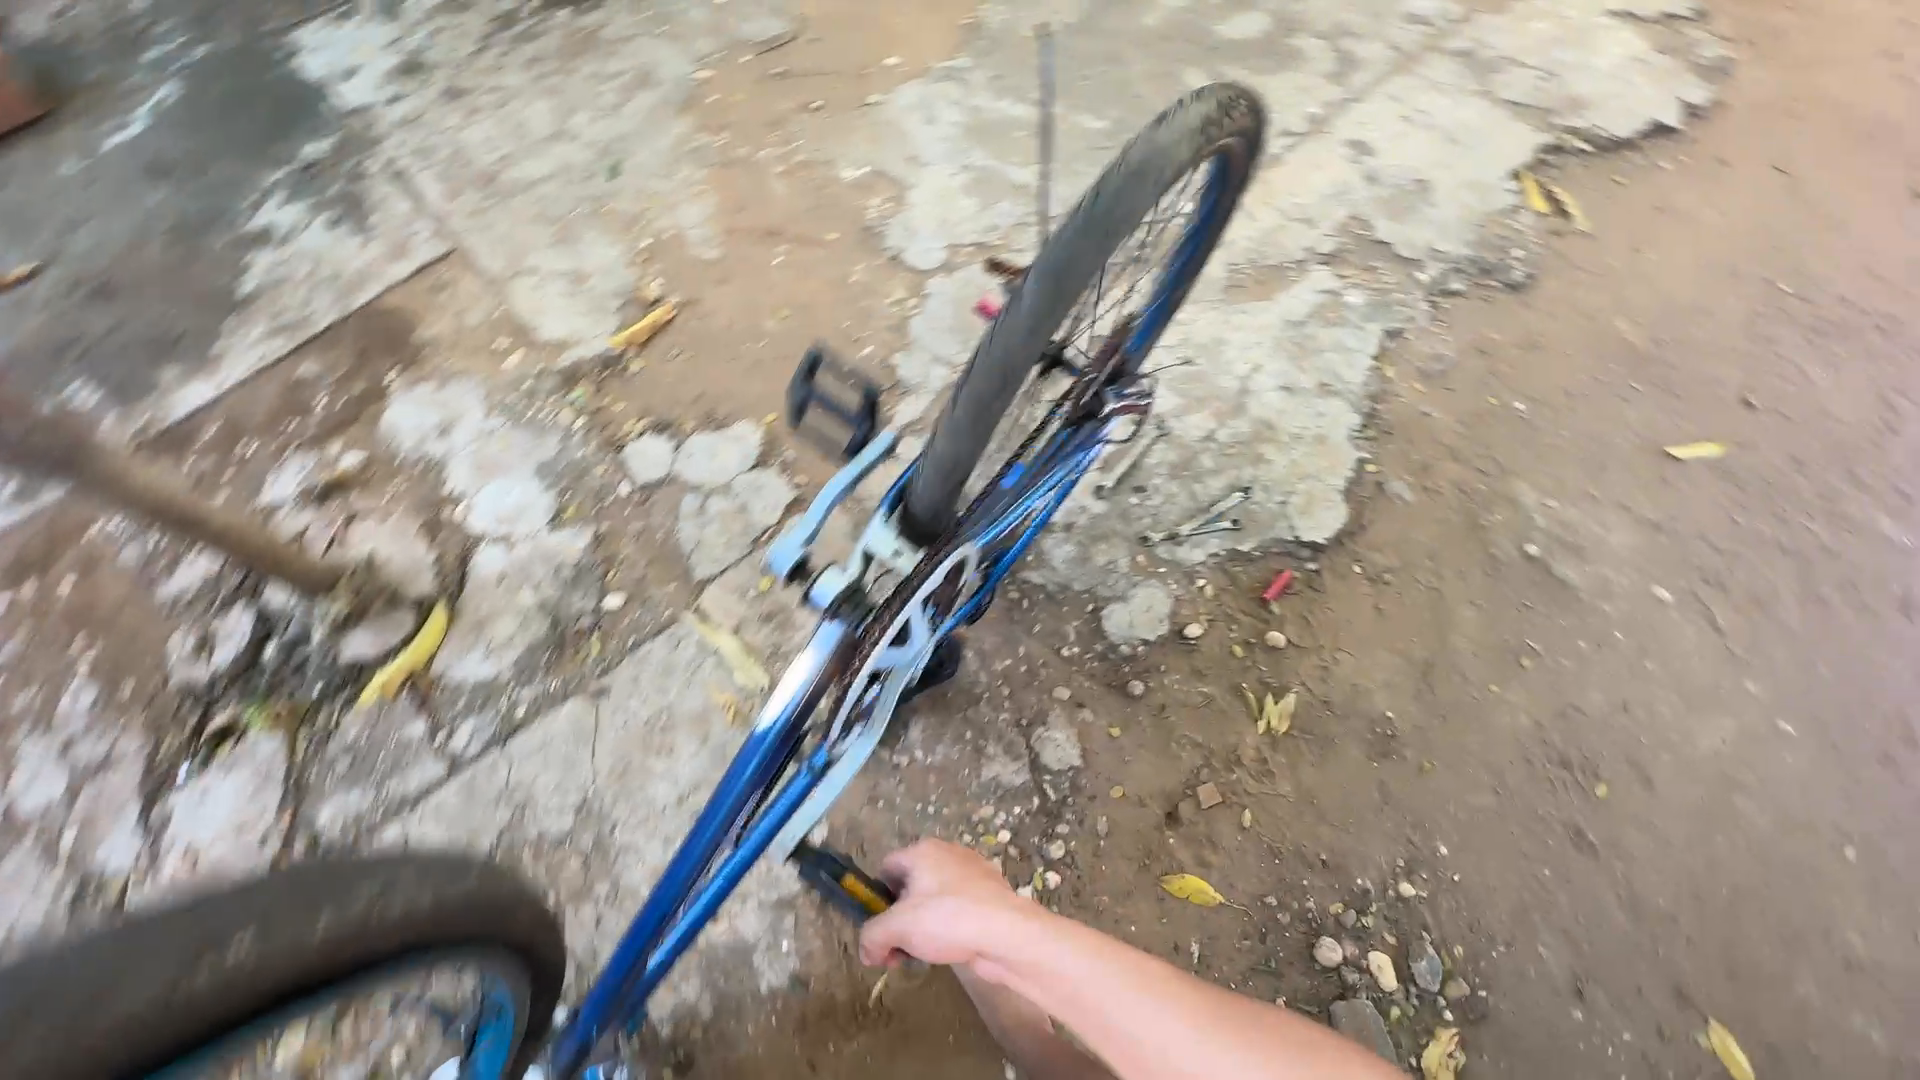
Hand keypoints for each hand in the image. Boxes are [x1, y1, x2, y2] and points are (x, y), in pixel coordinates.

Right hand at [858, 839, 1038, 973]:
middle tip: (898, 951)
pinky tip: (952, 949)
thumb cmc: (947, 919)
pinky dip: (950, 927)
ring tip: (924, 955)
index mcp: (923, 851)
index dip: (877, 898)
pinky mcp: (989, 893)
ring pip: (935, 899)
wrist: (1006, 933)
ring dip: (923, 927)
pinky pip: (958, 908)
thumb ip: (872, 937)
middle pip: (910, 886)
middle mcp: (947, 854)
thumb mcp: (897, 928)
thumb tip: (867, 951)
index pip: (886, 867)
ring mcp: (972, 872)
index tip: (880, 929)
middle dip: (900, 920)